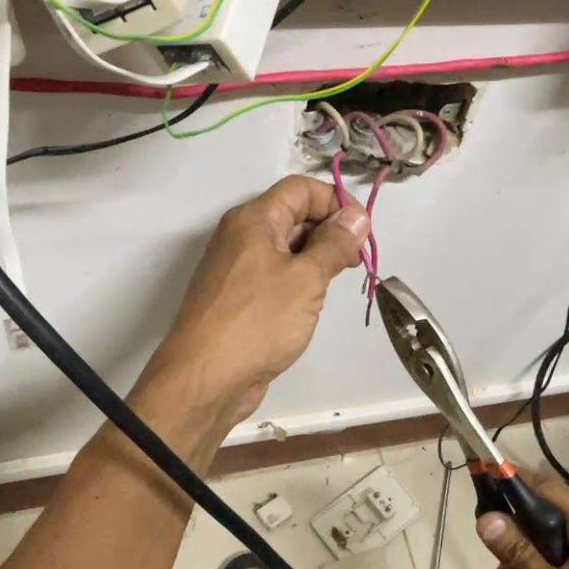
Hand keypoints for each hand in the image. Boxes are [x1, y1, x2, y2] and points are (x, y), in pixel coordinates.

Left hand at [144, 176, 369, 429]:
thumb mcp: (306, 279)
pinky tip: (312, 305)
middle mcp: (241, 237)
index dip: (336, 202)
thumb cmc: (258, 322)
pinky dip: (298, 282)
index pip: (300, 189)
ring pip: (285, 249)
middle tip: (355, 261)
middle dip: (329, 231)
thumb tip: (355, 217)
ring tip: (336, 283)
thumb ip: (334, 245)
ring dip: (316, 259)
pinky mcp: (238, 301)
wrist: (206, 379)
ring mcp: (237, 270)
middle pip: (293, 216)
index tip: (363, 231)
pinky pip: (274, 277)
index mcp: (253, 220)